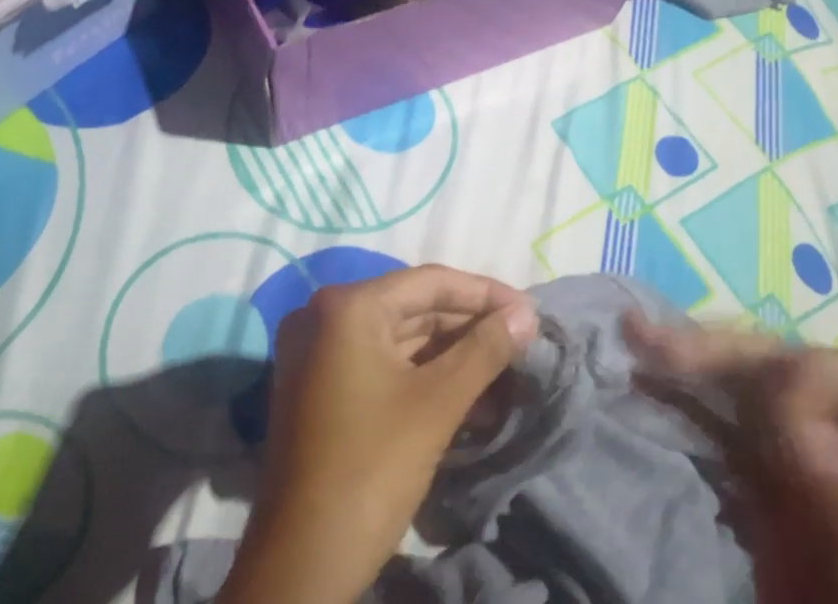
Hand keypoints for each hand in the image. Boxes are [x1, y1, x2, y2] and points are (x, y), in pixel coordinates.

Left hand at [218, 266, 538, 603]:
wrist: (304, 555)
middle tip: (524, 341)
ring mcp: (317, 352)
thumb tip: (527, 313)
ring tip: (508, 370)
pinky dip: (424, 375)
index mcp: (346, 306)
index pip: (429, 282)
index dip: (486, 294)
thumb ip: (485, 350)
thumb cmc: (373, 467)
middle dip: (471, 327)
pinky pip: (382, 364)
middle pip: (414, 308)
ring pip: (400, 339)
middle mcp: (324, 316)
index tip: (533, 312)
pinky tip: (472, 394)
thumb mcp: (437, 403)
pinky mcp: (320, 386)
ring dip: (453, 355)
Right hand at [625, 318, 837, 603]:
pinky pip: (725, 441)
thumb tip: (790, 415)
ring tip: (635, 339)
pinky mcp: (768, 502)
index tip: (754, 404)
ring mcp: (806, 475)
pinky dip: (686, 410)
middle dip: (721, 352)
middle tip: (651, 339)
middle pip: (787, 378)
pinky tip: (647, 387)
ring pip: (746, 401)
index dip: (799, 377)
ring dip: (692, 368)